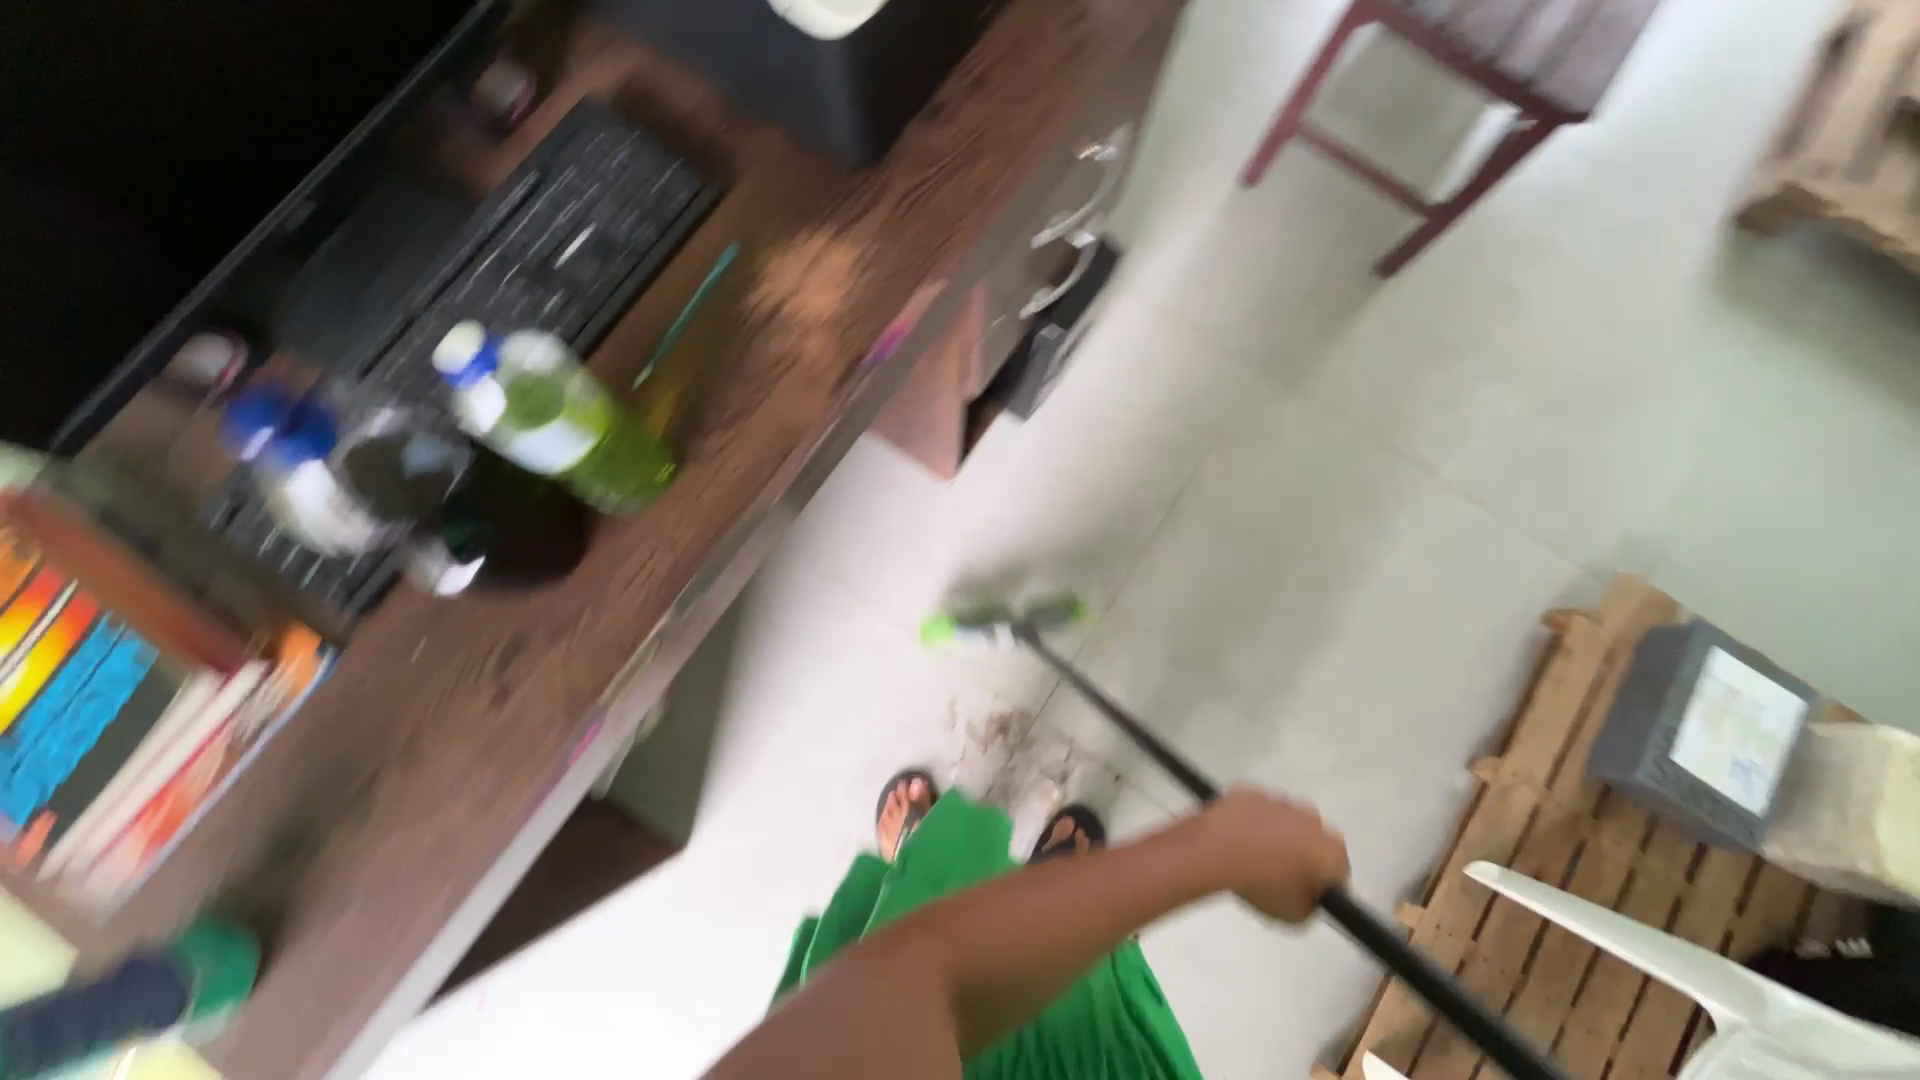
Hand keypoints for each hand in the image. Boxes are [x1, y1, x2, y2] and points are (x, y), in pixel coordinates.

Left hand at [1194, 787, 1349, 922]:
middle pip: (1313, 839)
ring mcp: (1278, 799)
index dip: (1323, 884)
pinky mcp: (1249, 790)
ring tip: (1252, 854)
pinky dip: (1250, 819)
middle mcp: (1311, 817)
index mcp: (1331, 848)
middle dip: (1301, 853)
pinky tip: (1235, 835)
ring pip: (1285, 819)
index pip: (1338, 870)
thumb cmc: (1263, 885)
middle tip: (1278, 873)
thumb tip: (1310, 894)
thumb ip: (1313, 903)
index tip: (1305, 893)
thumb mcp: (1297, 915)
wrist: (1216, 849)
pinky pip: (1256, 808)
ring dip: (1275, 833)